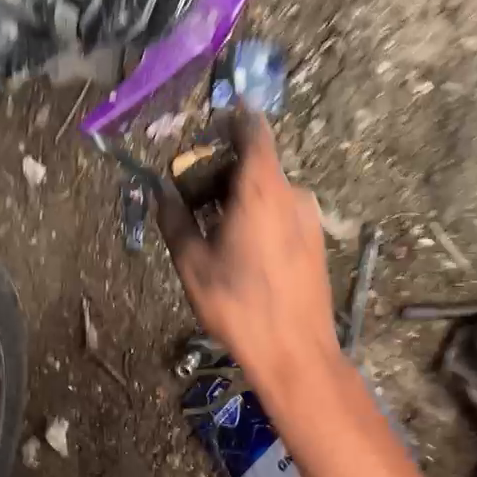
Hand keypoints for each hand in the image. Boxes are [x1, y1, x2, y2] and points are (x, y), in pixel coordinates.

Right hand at [157, 108, 341, 386]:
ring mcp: (308, 215)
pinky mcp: (316, 238)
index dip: (232, 120)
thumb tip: (161, 192)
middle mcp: (290, 192)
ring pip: (268, 188)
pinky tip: (243, 247)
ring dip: (241, 195)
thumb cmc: (239, 305)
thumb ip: (174, 219)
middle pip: (256, 161)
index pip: (253, 128)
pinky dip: (260, 212)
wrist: (298, 356)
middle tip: (195, 194)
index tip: (209, 128)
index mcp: (261, 187)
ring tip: (215, 227)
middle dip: (223, 169)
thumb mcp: (193, 264)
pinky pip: (282, 209)